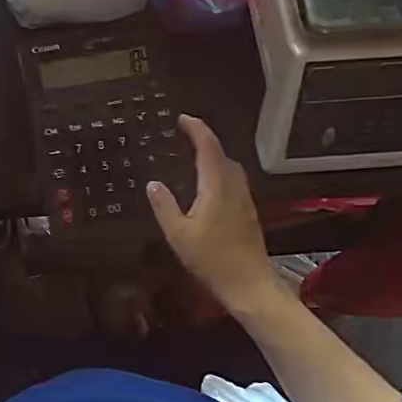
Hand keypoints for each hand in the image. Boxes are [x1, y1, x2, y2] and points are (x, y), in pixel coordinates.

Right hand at [145, 114, 284, 316]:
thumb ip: (164, 206)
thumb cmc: (211, 259)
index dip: (197, 130)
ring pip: (230, 168)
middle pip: (222, 155)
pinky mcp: (247, 212)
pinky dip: (219, 172)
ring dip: (214, 156)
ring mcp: (244, 200)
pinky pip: (233, 181)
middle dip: (205, 140)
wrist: (248, 283)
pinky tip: (208, 184)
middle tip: (184, 135)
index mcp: (216, 188)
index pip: (208, 148)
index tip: (183, 119)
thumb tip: (153, 183)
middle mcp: (233, 188)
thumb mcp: (177, 234)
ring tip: (194, 156)